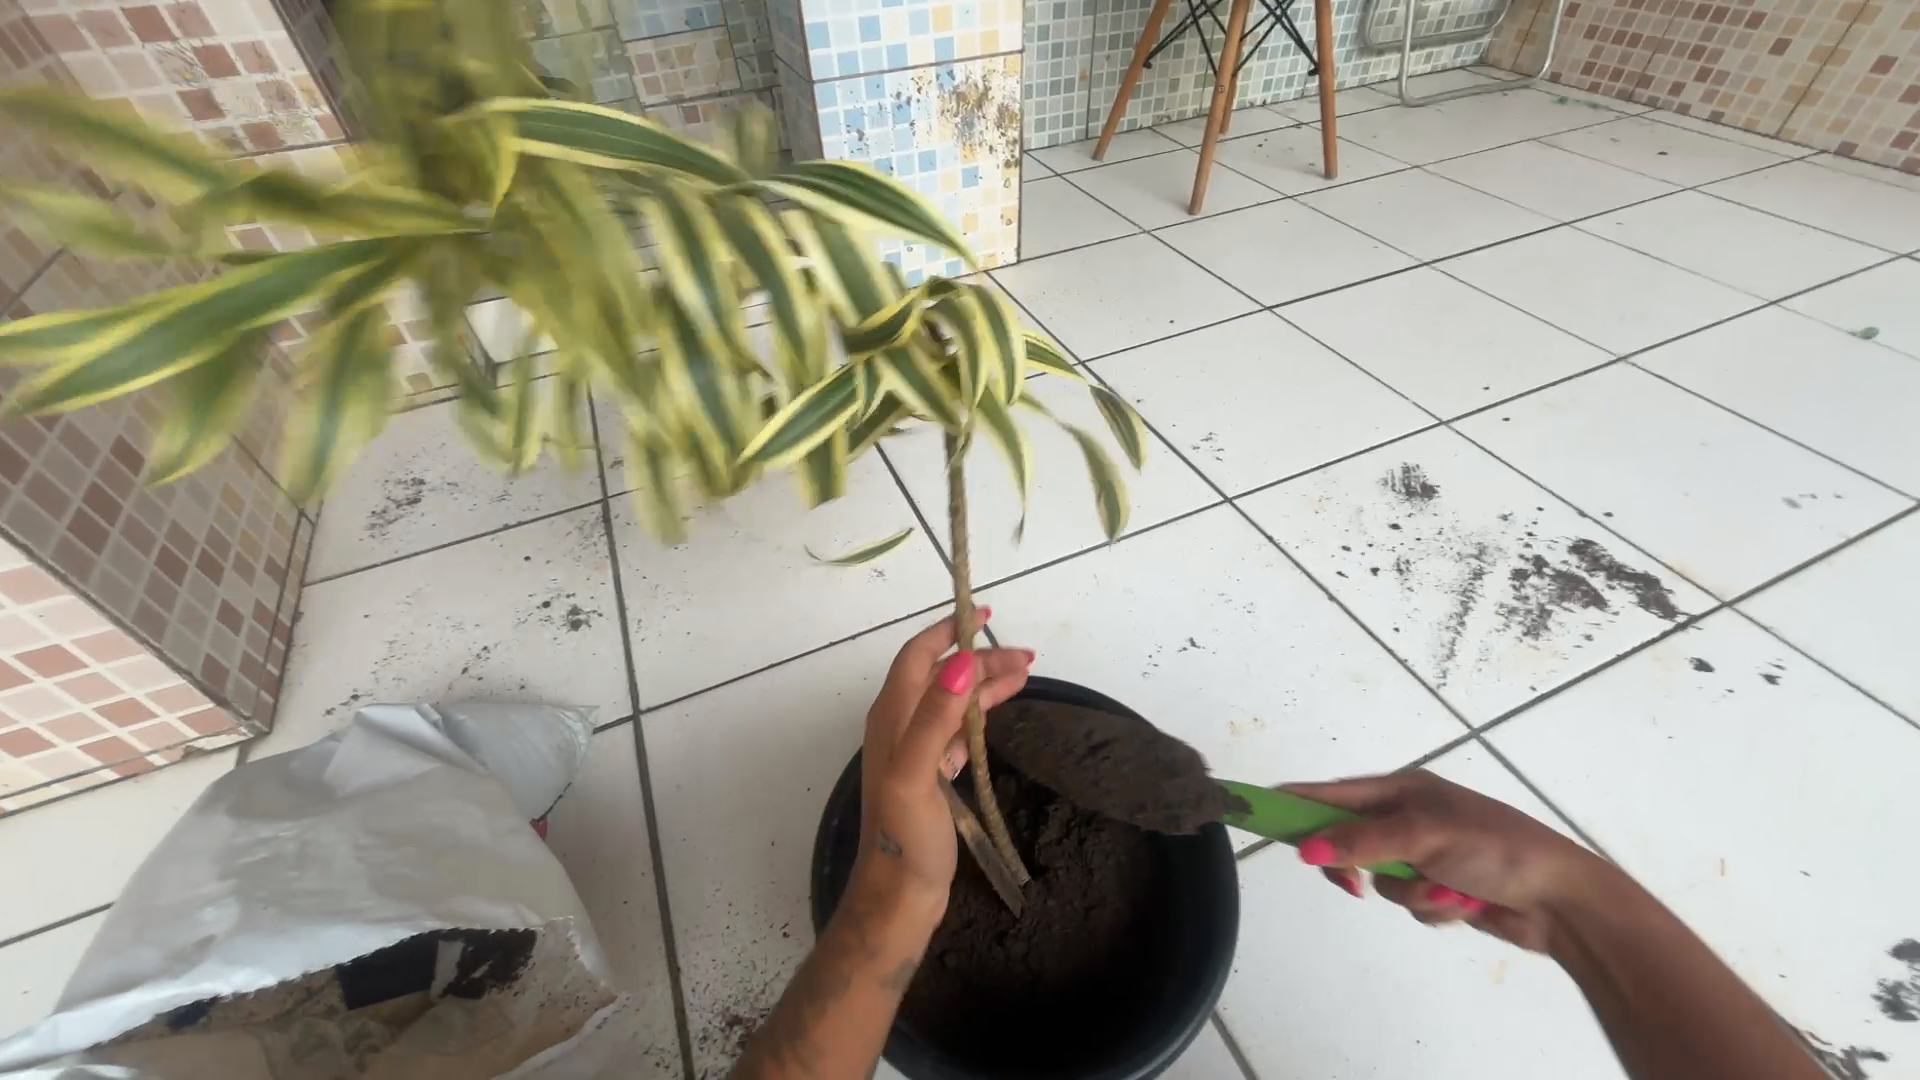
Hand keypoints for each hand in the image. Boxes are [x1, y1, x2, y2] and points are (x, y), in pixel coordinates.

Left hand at [853, 609, 1034, 921]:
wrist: (900, 894)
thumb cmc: (905, 834)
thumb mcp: (916, 773)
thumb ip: (934, 716)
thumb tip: (961, 663)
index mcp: (893, 714)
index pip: (920, 655)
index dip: (948, 630)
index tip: (984, 611)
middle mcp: (902, 722)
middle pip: (945, 673)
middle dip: (981, 658)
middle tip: (1027, 656)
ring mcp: (918, 746)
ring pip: (956, 698)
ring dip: (987, 682)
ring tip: (1027, 672)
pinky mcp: (934, 769)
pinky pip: (960, 726)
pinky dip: (983, 710)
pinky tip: (1004, 704)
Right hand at [1284, 770, 1614, 952]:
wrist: (1565, 901)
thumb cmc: (1493, 848)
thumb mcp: (1421, 835)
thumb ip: (1359, 842)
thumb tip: (1302, 849)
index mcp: (1398, 789)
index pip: (1329, 793)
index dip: (1294, 803)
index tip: (1259, 814)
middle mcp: (1404, 818)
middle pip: (1346, 840)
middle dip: (1357, 865)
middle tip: (1355, 886)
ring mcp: (1421, 853)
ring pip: (1378, 877)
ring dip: (1408, 892)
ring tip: (1448, 893)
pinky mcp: (1438, 887)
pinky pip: (1407, 900)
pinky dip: (1429, 908)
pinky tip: (1461, 905)